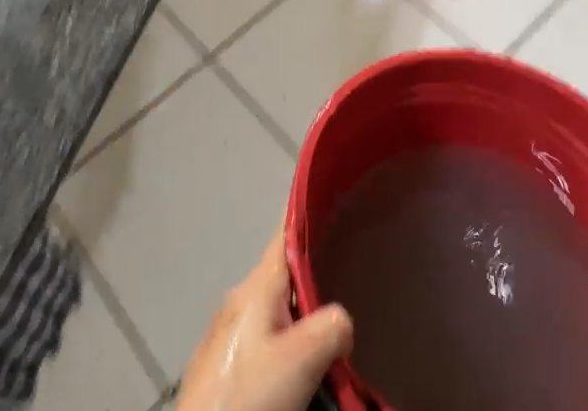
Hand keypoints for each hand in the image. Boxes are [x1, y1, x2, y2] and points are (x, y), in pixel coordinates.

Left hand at [176, 231, 353, 410]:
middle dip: (318, 271)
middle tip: (354, 270)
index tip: (330, 196)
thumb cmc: (248, 391)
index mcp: (256, 287)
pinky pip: (273, 334)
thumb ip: (330, 327)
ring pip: (281, 308)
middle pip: (287, 273)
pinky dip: (295, 337)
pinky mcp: (233, 360)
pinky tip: (313, 356)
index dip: (305, 213)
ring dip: (307, 312)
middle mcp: (242, 300)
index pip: (284, 234)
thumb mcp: (300, 359)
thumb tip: (341, 319)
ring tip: (340, 318)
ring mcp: (235, 331)